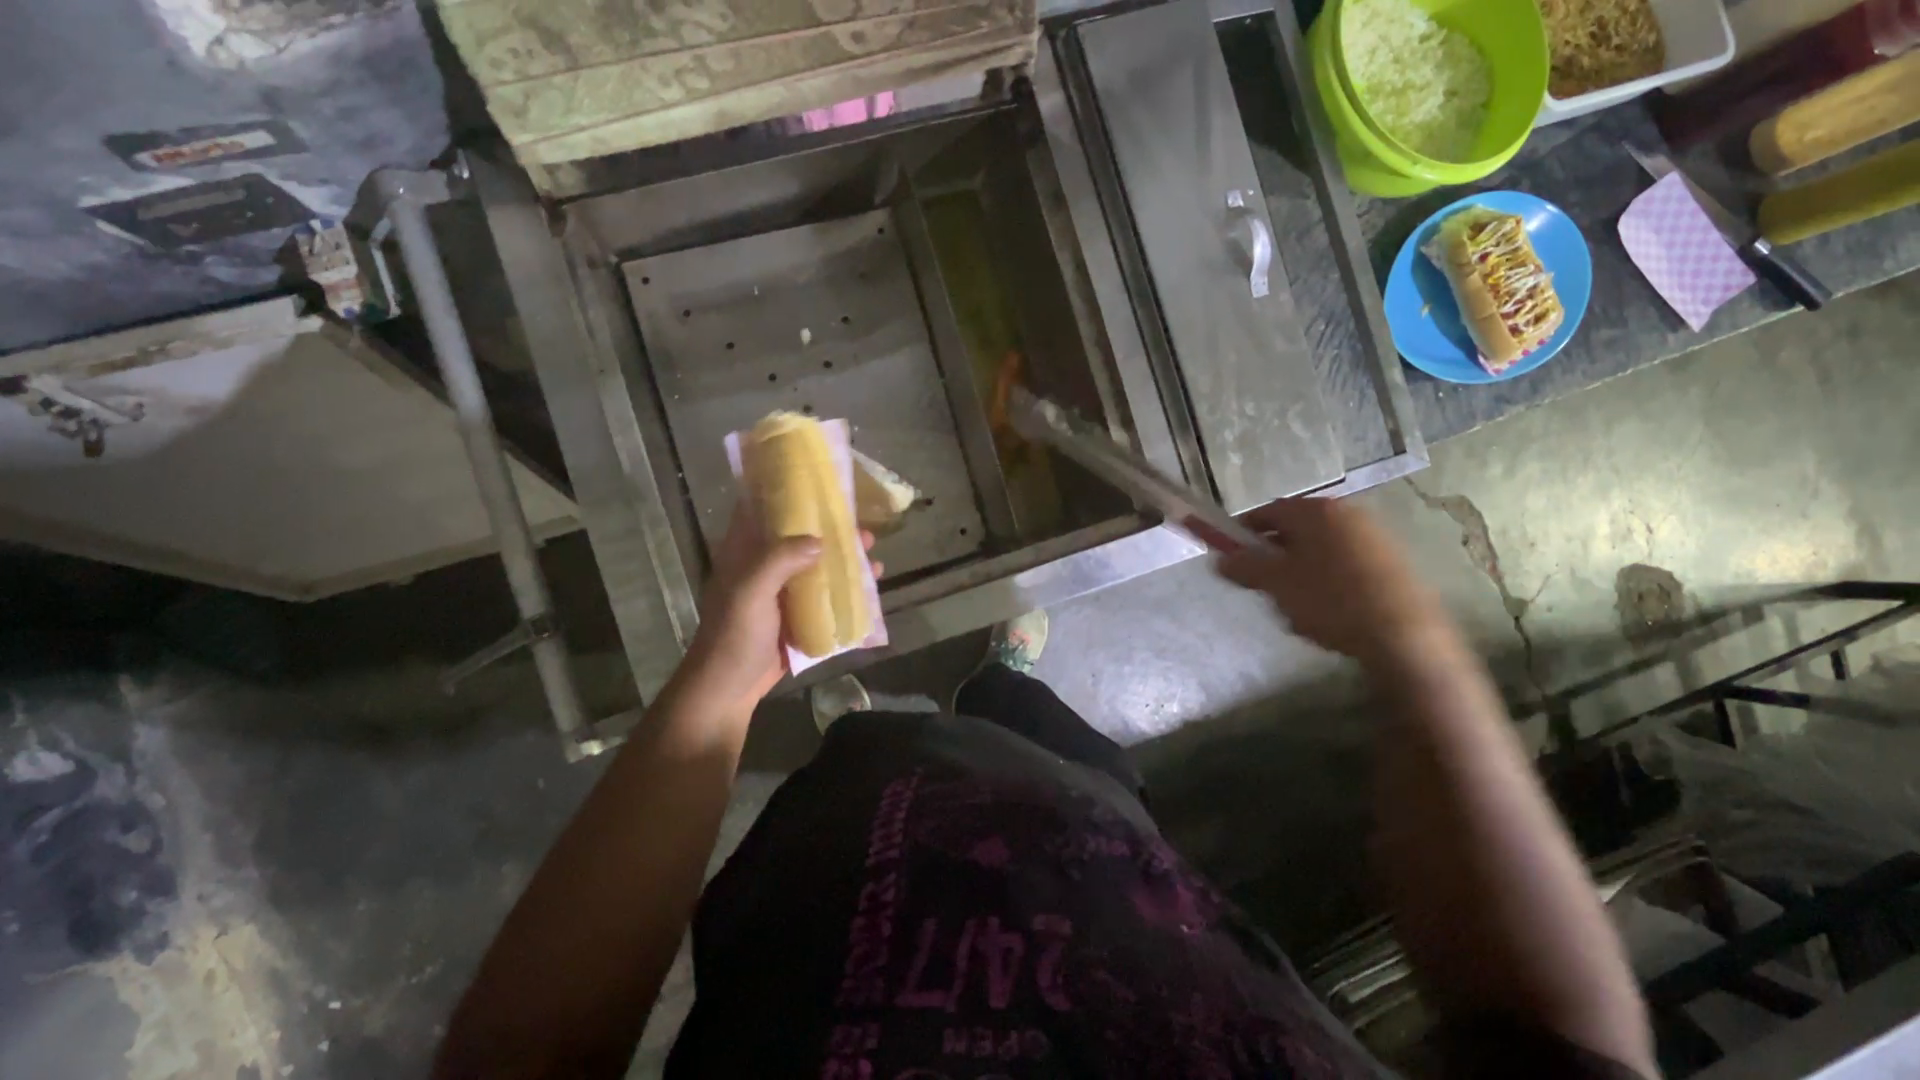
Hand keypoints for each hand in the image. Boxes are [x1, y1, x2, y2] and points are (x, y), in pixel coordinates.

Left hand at [680, 501, 879, 711]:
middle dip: (827, 526)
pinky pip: (824, 596)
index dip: (784, 492)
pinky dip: (846, 588)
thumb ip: (779, 561)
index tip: (815, 480)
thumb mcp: (751, 593)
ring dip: (842, 556)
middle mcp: (763, 567)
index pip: (760, 510)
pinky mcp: (796, 617)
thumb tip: (819, 540)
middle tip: (859, 518)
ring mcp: (781, 593)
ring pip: (815, 565)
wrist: (729, 690)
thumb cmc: (733, 636)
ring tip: (872, 548)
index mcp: (744, 553)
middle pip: (797, 536)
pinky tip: (870, 584)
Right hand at [1215, 498, 1454, 663]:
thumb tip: (1221, 558)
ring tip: (1296, 605)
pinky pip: (1346, 564)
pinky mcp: (1392, 562)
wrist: (1402, 635)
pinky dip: (1329, 580)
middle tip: (1262, 584)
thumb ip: (1245, 566)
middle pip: (1297, 529)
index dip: (1244, 531)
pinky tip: (1329, 611)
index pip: (1268, 511)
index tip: (1230, 555)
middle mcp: (1347, 513)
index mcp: (1316, 511)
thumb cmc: (1330, 600)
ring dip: (1302, 570)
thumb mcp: (1277, 584)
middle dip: (1275, 554)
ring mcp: (1374, 536)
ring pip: (1321, 548)